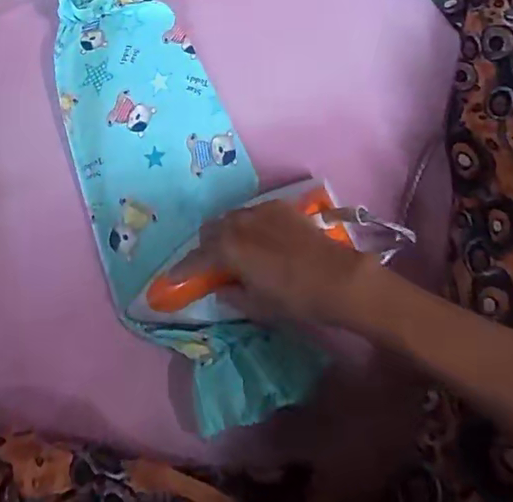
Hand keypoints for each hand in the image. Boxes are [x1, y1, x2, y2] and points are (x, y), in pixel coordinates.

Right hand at [189, 199, 376, 324]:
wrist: (339, 277)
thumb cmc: (295, 298)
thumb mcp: (259, 306)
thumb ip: (232, 295)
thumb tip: (220, 288)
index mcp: (226, 248)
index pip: (196, 258)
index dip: (183, 269)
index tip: (174, 278)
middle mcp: (236, 223)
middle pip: (210, 230)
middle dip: (207, 246)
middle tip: (213, 264)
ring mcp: (258, 211)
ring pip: (230, 218)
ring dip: (227, 232)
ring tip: (238, 249)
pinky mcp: (278, 206)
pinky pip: (253, 213)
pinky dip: (250, 225)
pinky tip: (263, 239)